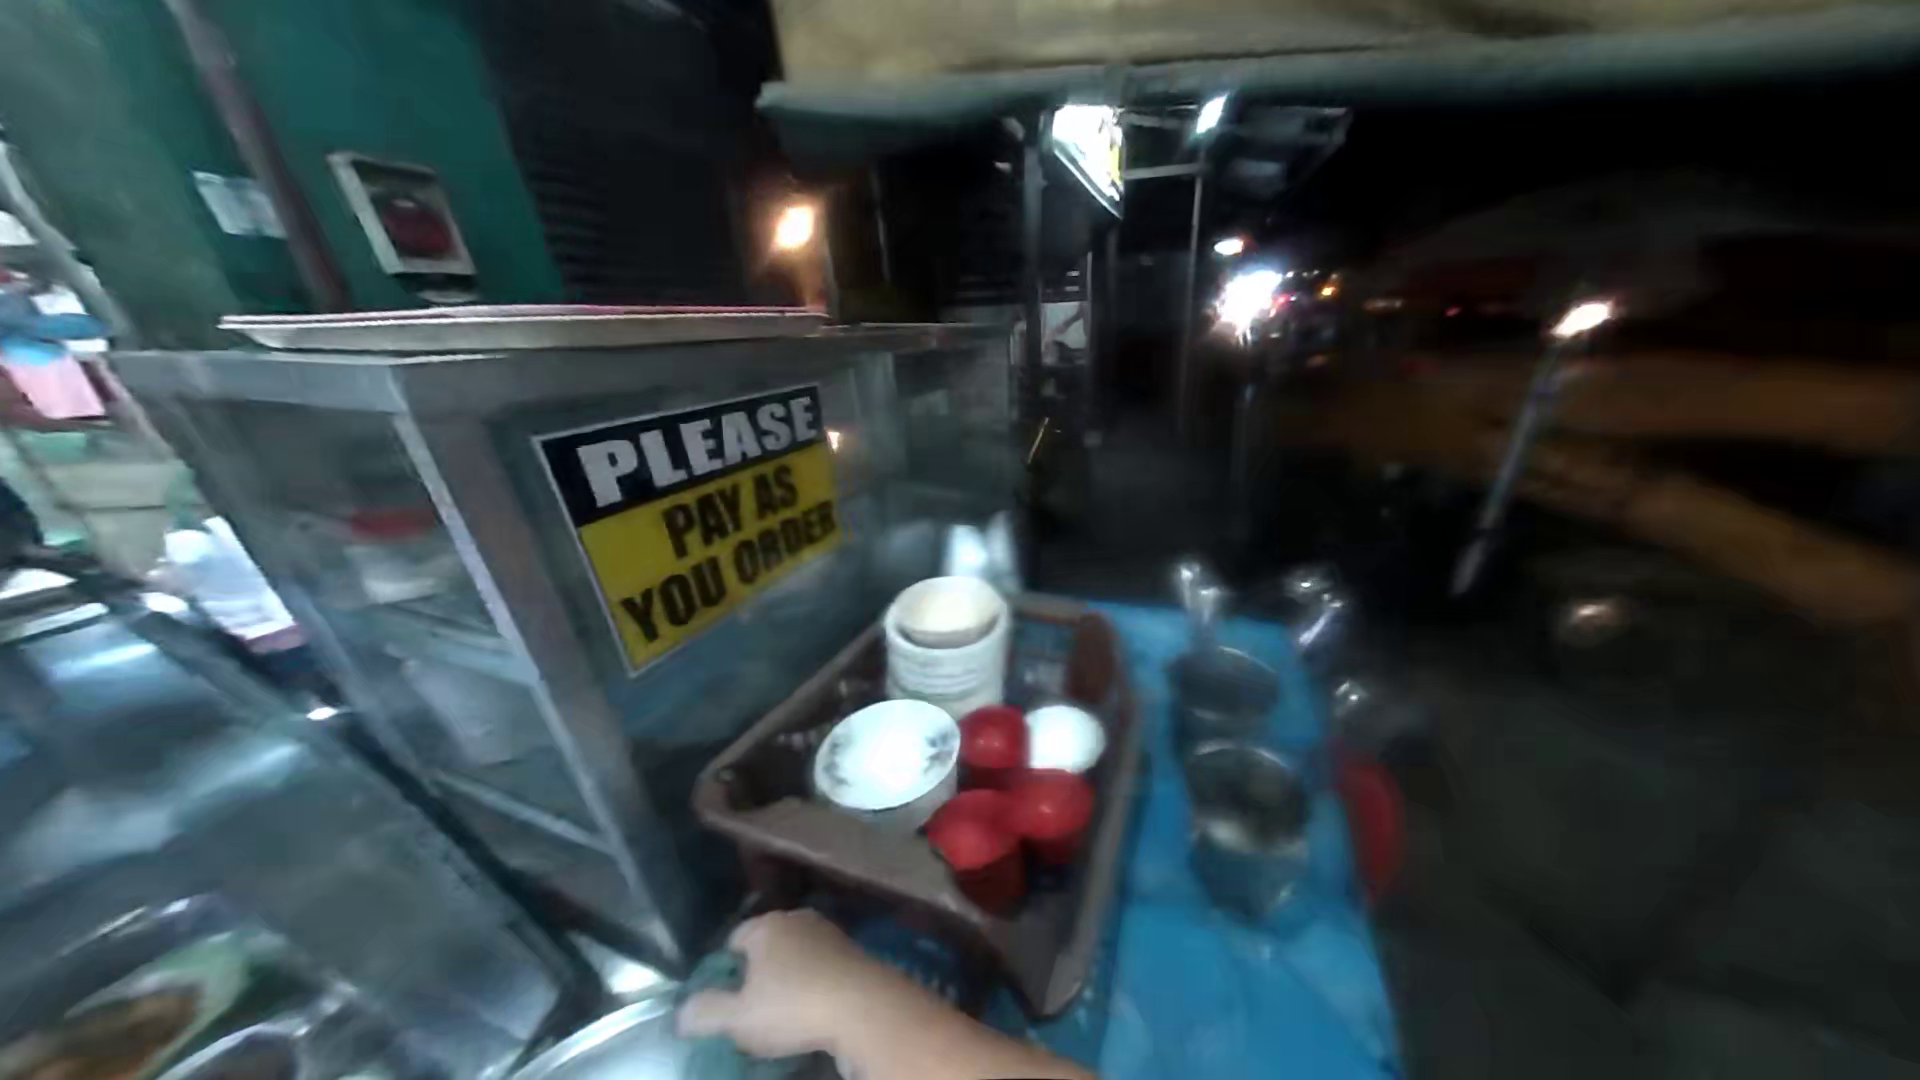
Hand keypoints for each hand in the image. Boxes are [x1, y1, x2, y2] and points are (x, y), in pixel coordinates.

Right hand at [676, 909, 923, 1059]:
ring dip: (787, 972)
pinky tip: (812, 1002)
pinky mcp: (848, 946)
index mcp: (766, 926)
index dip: (725, 968)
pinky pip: (819, 960)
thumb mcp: (738, 1019)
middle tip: (751, 1005)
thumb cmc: (792, 1005)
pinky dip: (812, 977)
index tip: (724, 998)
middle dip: (757, 968)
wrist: (860, 1002)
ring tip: (782, 1007)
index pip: (734, 938)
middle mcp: (795, 917)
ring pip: (795, 949)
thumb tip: (682, 1010)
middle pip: (766, 941)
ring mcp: (826, 929)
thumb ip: (705, 1012)